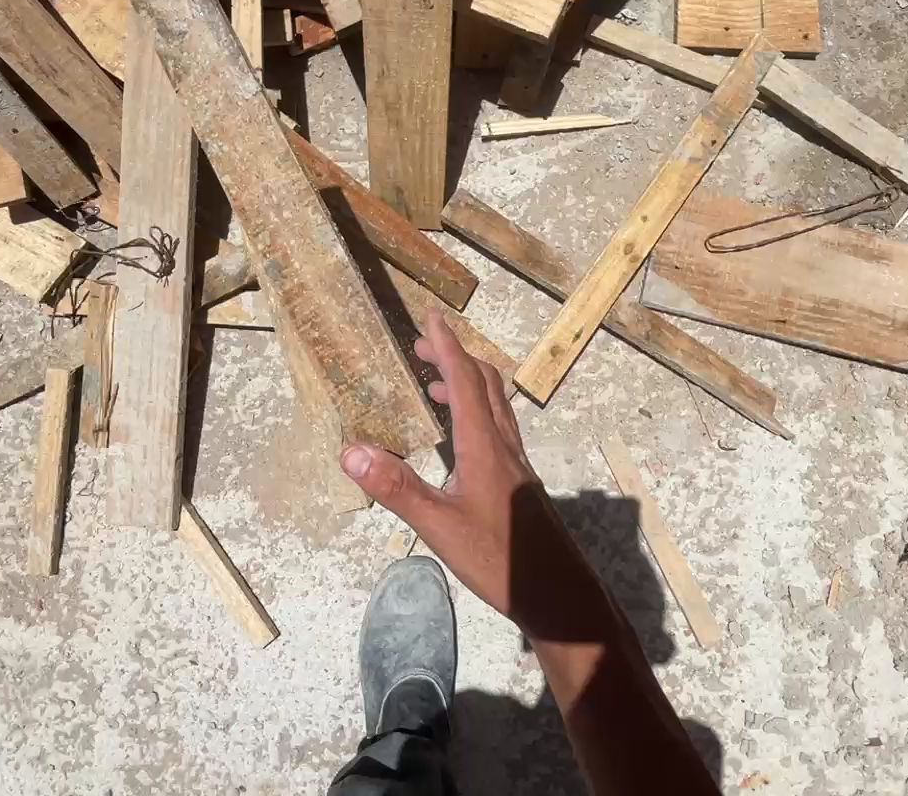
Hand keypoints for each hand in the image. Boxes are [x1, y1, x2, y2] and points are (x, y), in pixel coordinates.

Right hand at [340, 309, 596, 633]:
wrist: (556, 590)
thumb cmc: (499, 558)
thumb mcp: (439, 526)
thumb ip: (397, 488)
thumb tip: (351, 451)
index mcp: (483, 444)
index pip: (465, 379)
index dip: (446, 345)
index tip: (431, 317)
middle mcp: (503, 443)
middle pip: (485, 383)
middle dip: (454, 357)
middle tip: (423, 349)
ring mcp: (515, 461)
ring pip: (495, 405)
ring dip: (467, 383)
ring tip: (436, 386)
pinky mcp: (519, 480)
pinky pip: (497, 427)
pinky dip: (475, 411)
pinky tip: (460, 440)